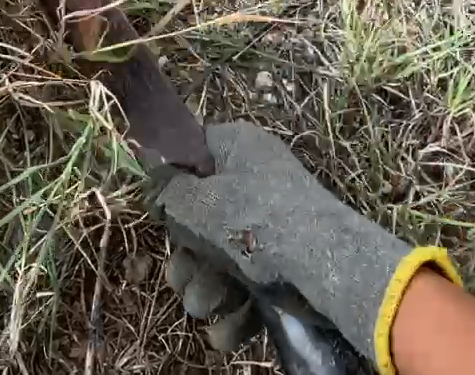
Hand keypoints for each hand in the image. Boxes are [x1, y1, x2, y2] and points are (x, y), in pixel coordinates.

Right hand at [157, 122, 459, 370]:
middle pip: (199, 214)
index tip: (163, 214)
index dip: (172, 185)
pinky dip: (235, 308)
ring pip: (218, 256)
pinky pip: (245, 281)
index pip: (191, 154)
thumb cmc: (258, 222)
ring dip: (206, 288)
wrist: (328, 269)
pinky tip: (228, 329)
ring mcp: (269, 220)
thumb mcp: (199, 202)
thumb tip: (147, 165)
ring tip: (207, 305)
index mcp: (236, 146)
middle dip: (186, 257)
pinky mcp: (283, 261)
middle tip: (181, 277)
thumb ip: (166, 188)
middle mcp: (252, 177)